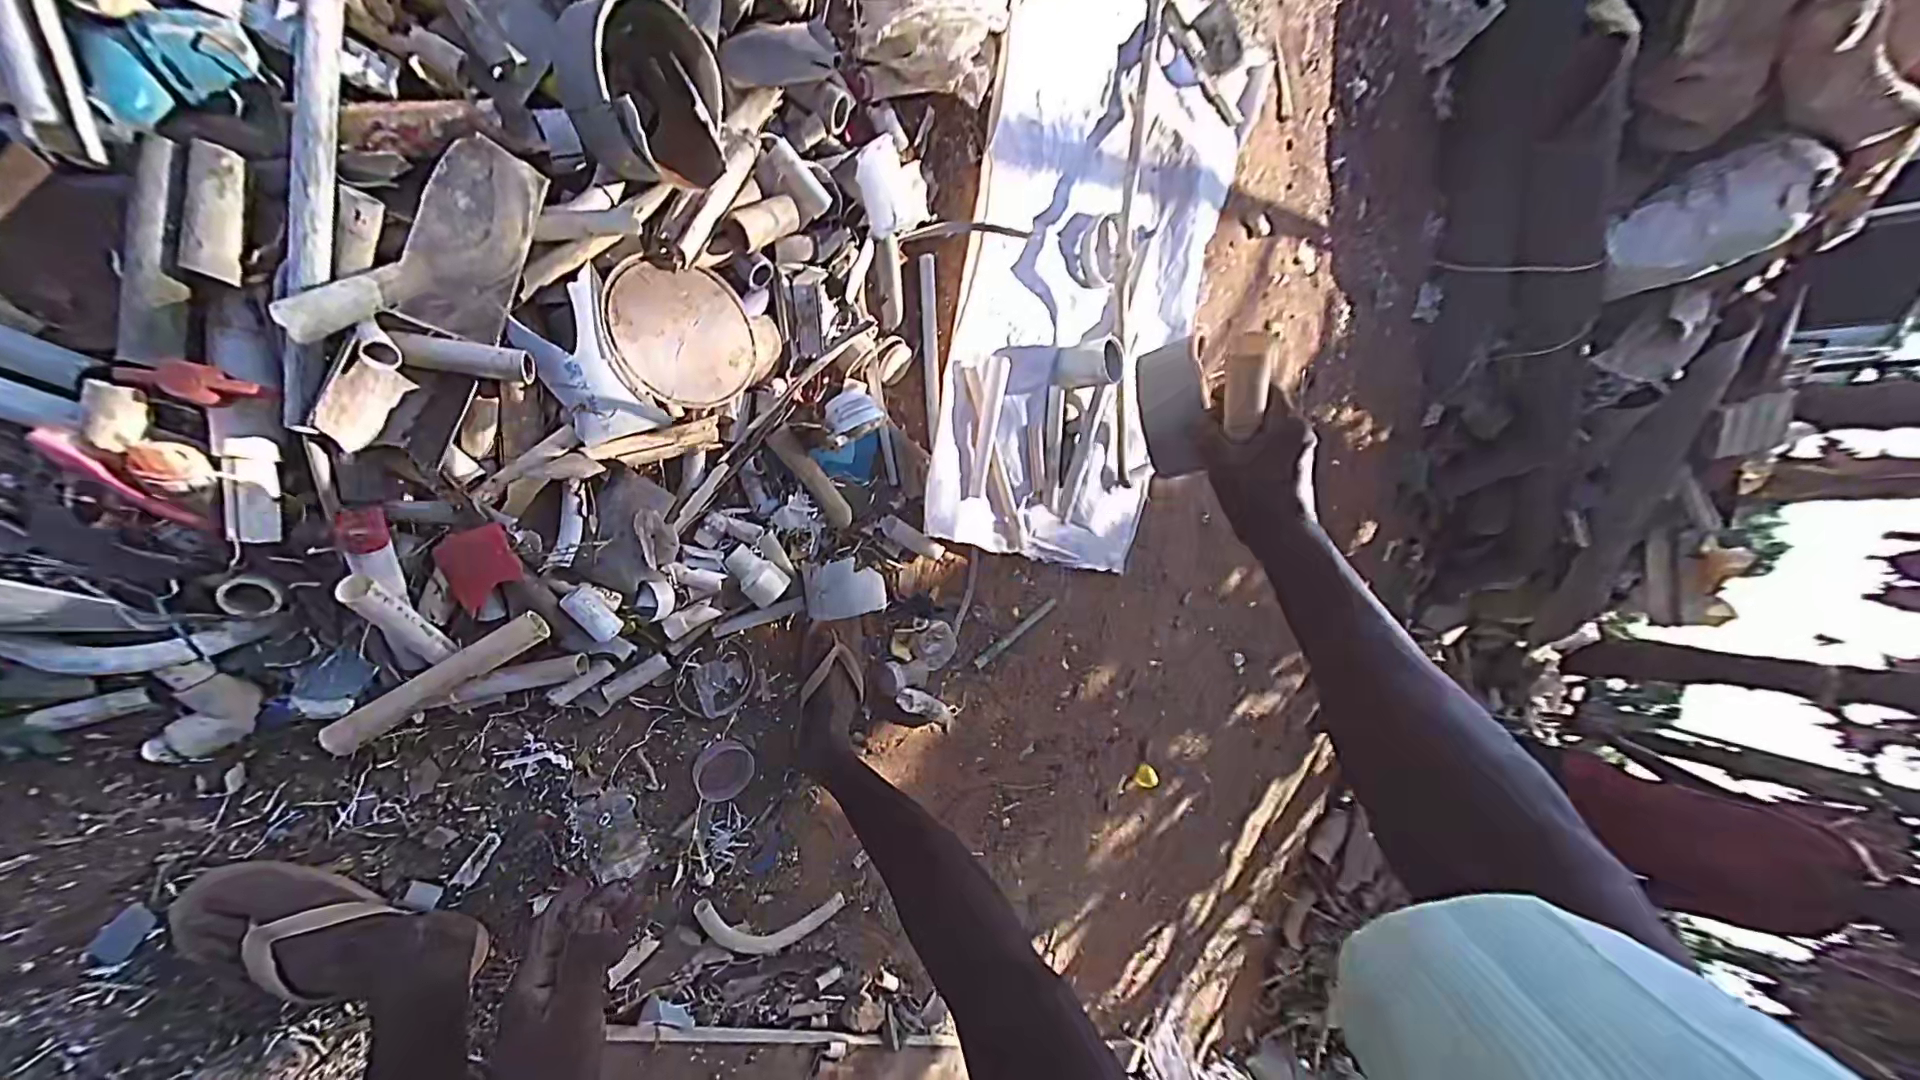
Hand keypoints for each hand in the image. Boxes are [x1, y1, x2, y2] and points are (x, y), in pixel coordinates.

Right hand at [1199, 400, 1317, 546]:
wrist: (1282, 537)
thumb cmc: (1256, 499)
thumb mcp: (1221, 463)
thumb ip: (1206, 436)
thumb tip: (1198, 423)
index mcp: (1289, 423)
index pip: (1265, 387)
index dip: (1237, 389)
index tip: (1216, 400)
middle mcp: (1300, 432)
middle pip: (1264, 408)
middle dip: (1235, 415)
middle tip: (1212, 427)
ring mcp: (1299, 451)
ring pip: (1265, 429)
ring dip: (1240, 434)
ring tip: (1218, 450)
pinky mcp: (1293, 468)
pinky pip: (1268, 447)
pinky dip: (1249, 450)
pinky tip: (1231, 467)